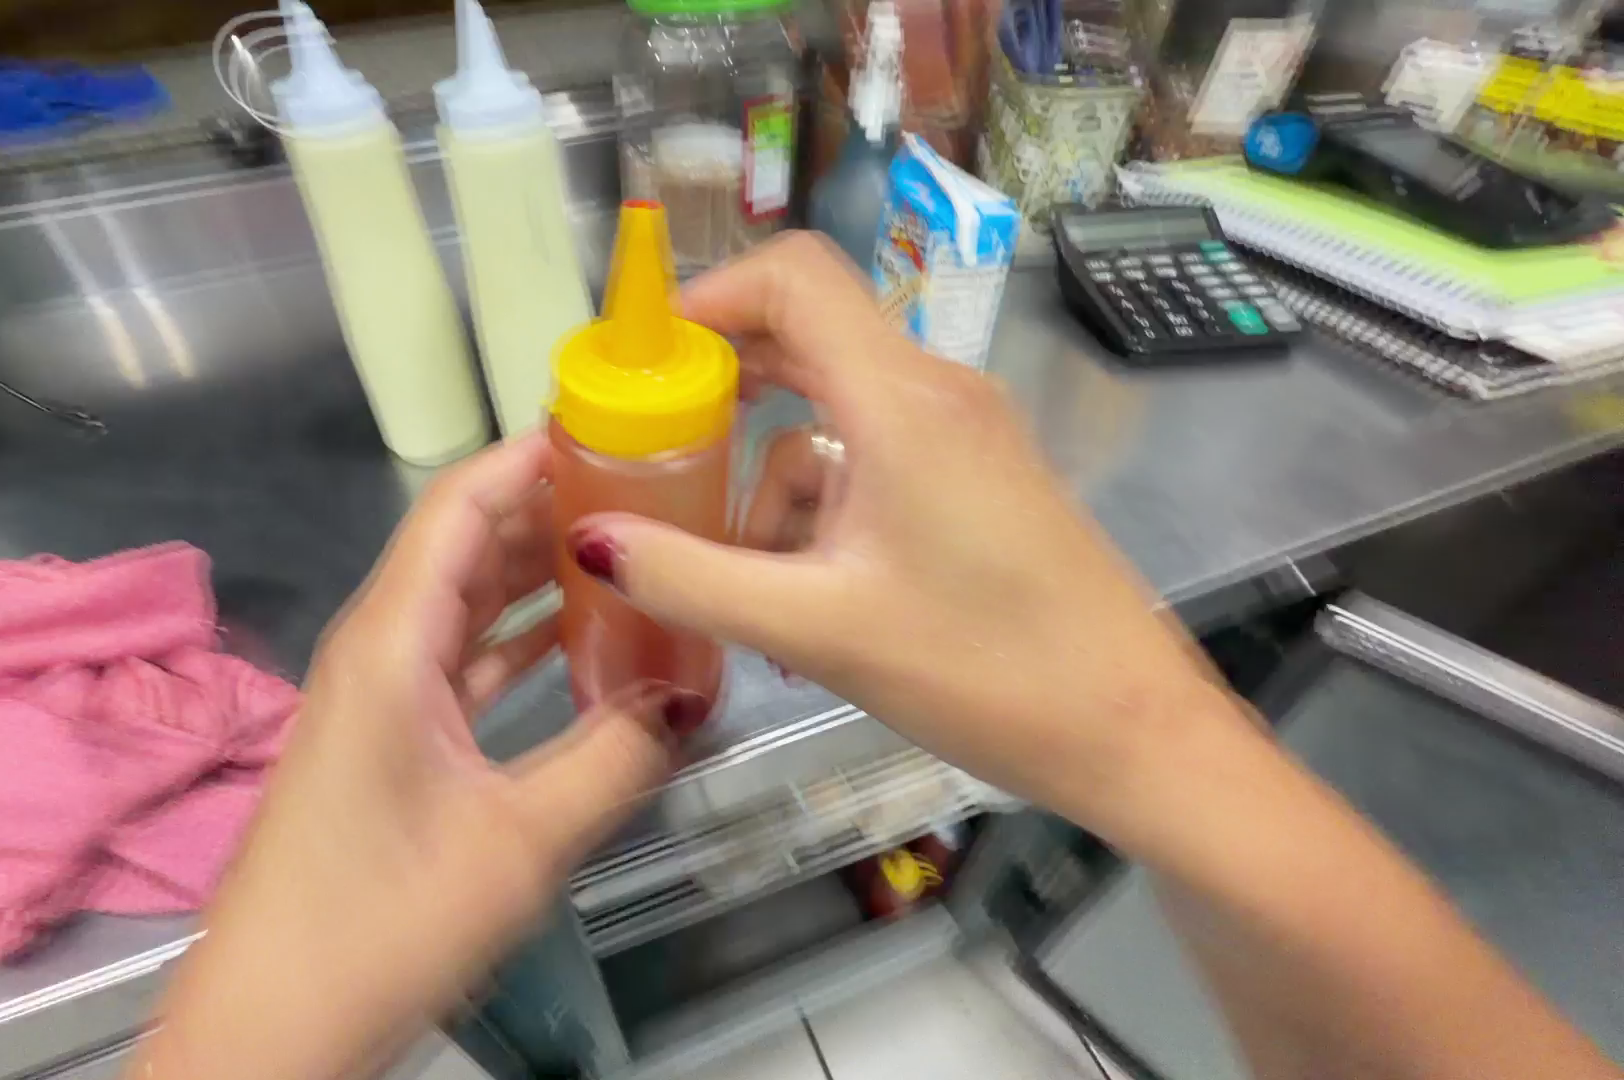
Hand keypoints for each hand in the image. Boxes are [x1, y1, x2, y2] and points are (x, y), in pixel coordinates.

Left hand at [138, 433, 681, 1079]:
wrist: (270, 1032)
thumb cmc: (378, 925)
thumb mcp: (519, 843)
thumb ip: (614, 759)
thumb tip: (692, 699)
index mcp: (393, 641)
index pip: (457, 507)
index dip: (523, 459)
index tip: (600, 432)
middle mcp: (381, 646)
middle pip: (463, 543)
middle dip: (543, 509)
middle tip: (635, 492)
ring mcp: (383, 689)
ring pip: (465, 599)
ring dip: (533, 572)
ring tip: (619, 551)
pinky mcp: (392, 732)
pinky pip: (463, 655)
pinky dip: (518, 637)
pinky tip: (577, 639)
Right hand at [565, 234, 1237, 837]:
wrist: (1132, 734)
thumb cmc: (985, 672)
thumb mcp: (818, 628)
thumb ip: (694, 579)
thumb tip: (592, 541)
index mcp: (901, 402)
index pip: (795, 278)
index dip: (710, 296)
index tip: (647, 360)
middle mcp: (933, 394)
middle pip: (806, 343)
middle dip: (724, 396)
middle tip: (660, 455)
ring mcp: (958, 437)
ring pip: (827, 422)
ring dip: (769, 486)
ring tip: (744, 575)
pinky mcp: (968, 481)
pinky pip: (865, 464)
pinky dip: (816, 511)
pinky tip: (804, 591)